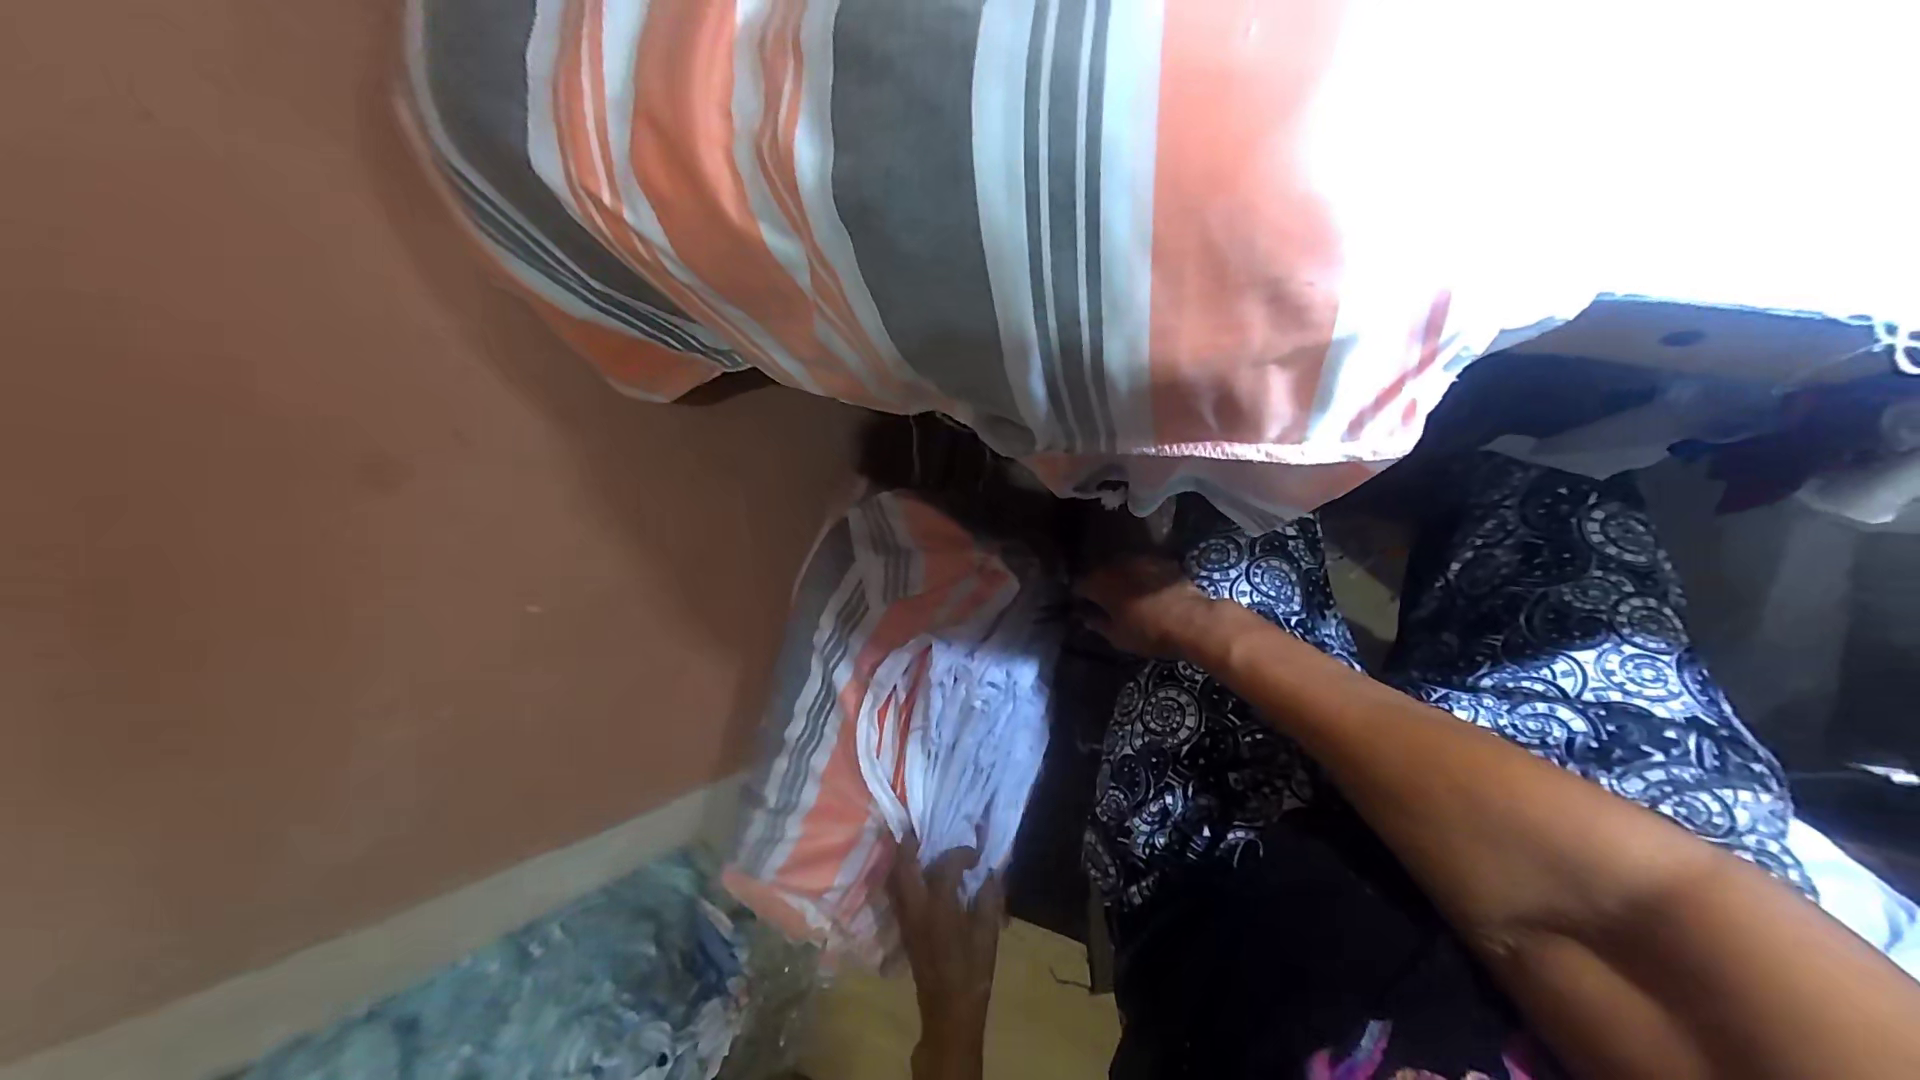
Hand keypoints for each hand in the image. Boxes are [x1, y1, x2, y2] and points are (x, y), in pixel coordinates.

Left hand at [889, 835, 1003, 1079]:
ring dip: (903, 859)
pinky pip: (896, 892)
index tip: (976, 856)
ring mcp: (906, 918)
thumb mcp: (987, 935)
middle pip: (904, 865)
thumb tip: (991, 874)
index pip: (945, 866)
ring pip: (895, 879)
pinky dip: (903, 877)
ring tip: (916, 847)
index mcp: (939, 906)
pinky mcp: (904, 929)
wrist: (949, 1011)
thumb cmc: (972, 973)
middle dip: (909, 844)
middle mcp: (916, 908)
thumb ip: (988, 900)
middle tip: (921, 831)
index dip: (961, 854)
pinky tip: (917, 876)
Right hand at [1074, 554, 1220, 659]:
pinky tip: (1149, 590)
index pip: (1078, 585)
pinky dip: (1142, 577)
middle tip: (1104, 604)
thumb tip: (1084, 616)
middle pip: (1099, 573)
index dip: (1078, 598)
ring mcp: (1141, 558)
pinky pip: (1144, 568)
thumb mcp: (1116, 636)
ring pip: (1122, 568)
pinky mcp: (1162, 560)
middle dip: (1099, 586)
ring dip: (1121, 579)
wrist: (1192, 620)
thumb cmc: (1148, 632)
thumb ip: (1096, 623)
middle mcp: (1116, 564)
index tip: (1082, 609)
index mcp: (1099, 582)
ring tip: (1127, 596)